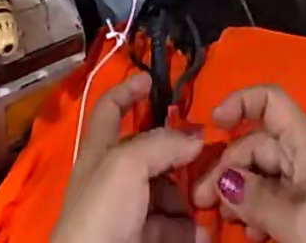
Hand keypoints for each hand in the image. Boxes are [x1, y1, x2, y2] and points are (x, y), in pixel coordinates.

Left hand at [52, 72, 206, 242]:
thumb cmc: (102, 212)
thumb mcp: (127, 164)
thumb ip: (161, 143)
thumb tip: (194, 134)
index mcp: (99, 148)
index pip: (111, 106)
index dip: (129, 89)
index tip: (152, 79)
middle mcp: (112, 176)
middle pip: (150, 154)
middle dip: (178, 158)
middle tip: (205, 162)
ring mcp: (127, 213)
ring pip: (166, 194)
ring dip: (188, 198)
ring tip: (206, 206)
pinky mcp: (143, 242)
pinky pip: (172, 229)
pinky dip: (188, 230)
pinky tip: (201, 235)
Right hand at [189, 85, 305, 242]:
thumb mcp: (298, 222)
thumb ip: (254, 198)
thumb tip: (220, 182)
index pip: (269, 100)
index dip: (239, 102)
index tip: (213, 123)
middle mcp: (305, 155)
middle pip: (255, 143)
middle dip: (226, 167)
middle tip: (201, 199)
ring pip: (260, 173)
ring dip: (236, 192)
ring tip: (217, 217)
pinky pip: (272, 197)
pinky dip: (254, 209)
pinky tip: (244, 230)